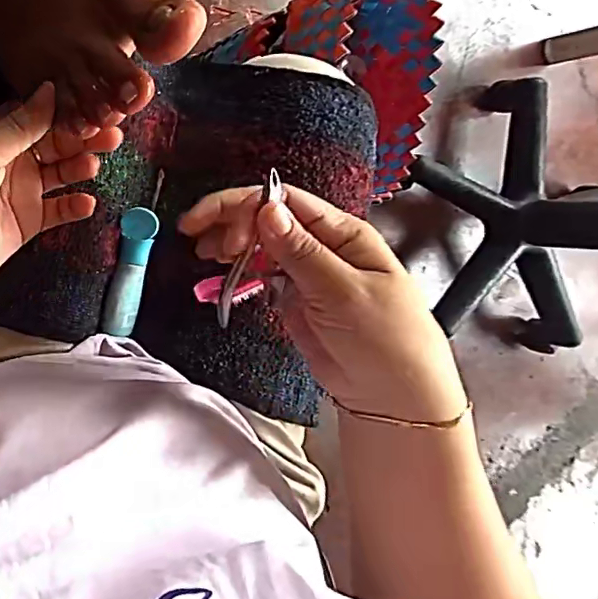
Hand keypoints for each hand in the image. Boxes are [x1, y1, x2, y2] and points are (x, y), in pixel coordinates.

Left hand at [0, 82, 121, 303]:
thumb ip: (16, 125)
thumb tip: (49, 91)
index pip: (34, 114)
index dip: (64, 109)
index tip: (93, 103)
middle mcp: (6, 161)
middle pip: (53, 141)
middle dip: (81, 135)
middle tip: (109, 131)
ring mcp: (17, 192)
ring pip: (60, 172)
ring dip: (82, 165)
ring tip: (96, 162)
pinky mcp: (25, 222)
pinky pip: (58, 209)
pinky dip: (75, 205)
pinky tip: (86, 201)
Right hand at [178, 184, 465, 421]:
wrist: (393, 397)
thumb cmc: (390, 343)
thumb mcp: (343, 292)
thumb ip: (301, 251)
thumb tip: (267, 210)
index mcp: (343, 234)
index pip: (284, 201)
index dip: (243, 207)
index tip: (215, 226)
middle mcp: (322, 246)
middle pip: (265, 217)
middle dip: (229, 223)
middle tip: (203, 242)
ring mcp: (305, 270)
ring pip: (257, 242)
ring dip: (228, 242)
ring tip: (205, 252)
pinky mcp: (292, 295)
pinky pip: (258, 271)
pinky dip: (236, 268)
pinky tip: (222, 270)